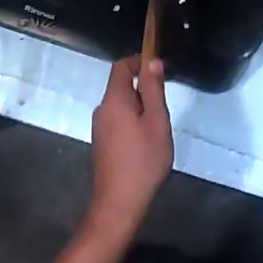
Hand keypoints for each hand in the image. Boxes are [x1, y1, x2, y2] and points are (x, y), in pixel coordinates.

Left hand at [86, 56, 171, 242]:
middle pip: (120, 85)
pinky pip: (117, 119)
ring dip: (139, 106)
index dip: (139, 61)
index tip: (159, 69)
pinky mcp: (101, 141)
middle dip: (143, 87)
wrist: (119, 201)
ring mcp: (99, 126)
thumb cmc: (143, 159)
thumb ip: (154, 90)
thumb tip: (152, 62)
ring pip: (121, 104)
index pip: (121, 66)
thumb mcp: (156, 121)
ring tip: (158, 126)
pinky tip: (146, 141)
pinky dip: (132, 120)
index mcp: (113, 99)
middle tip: (164, 105)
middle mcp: (102, 108)